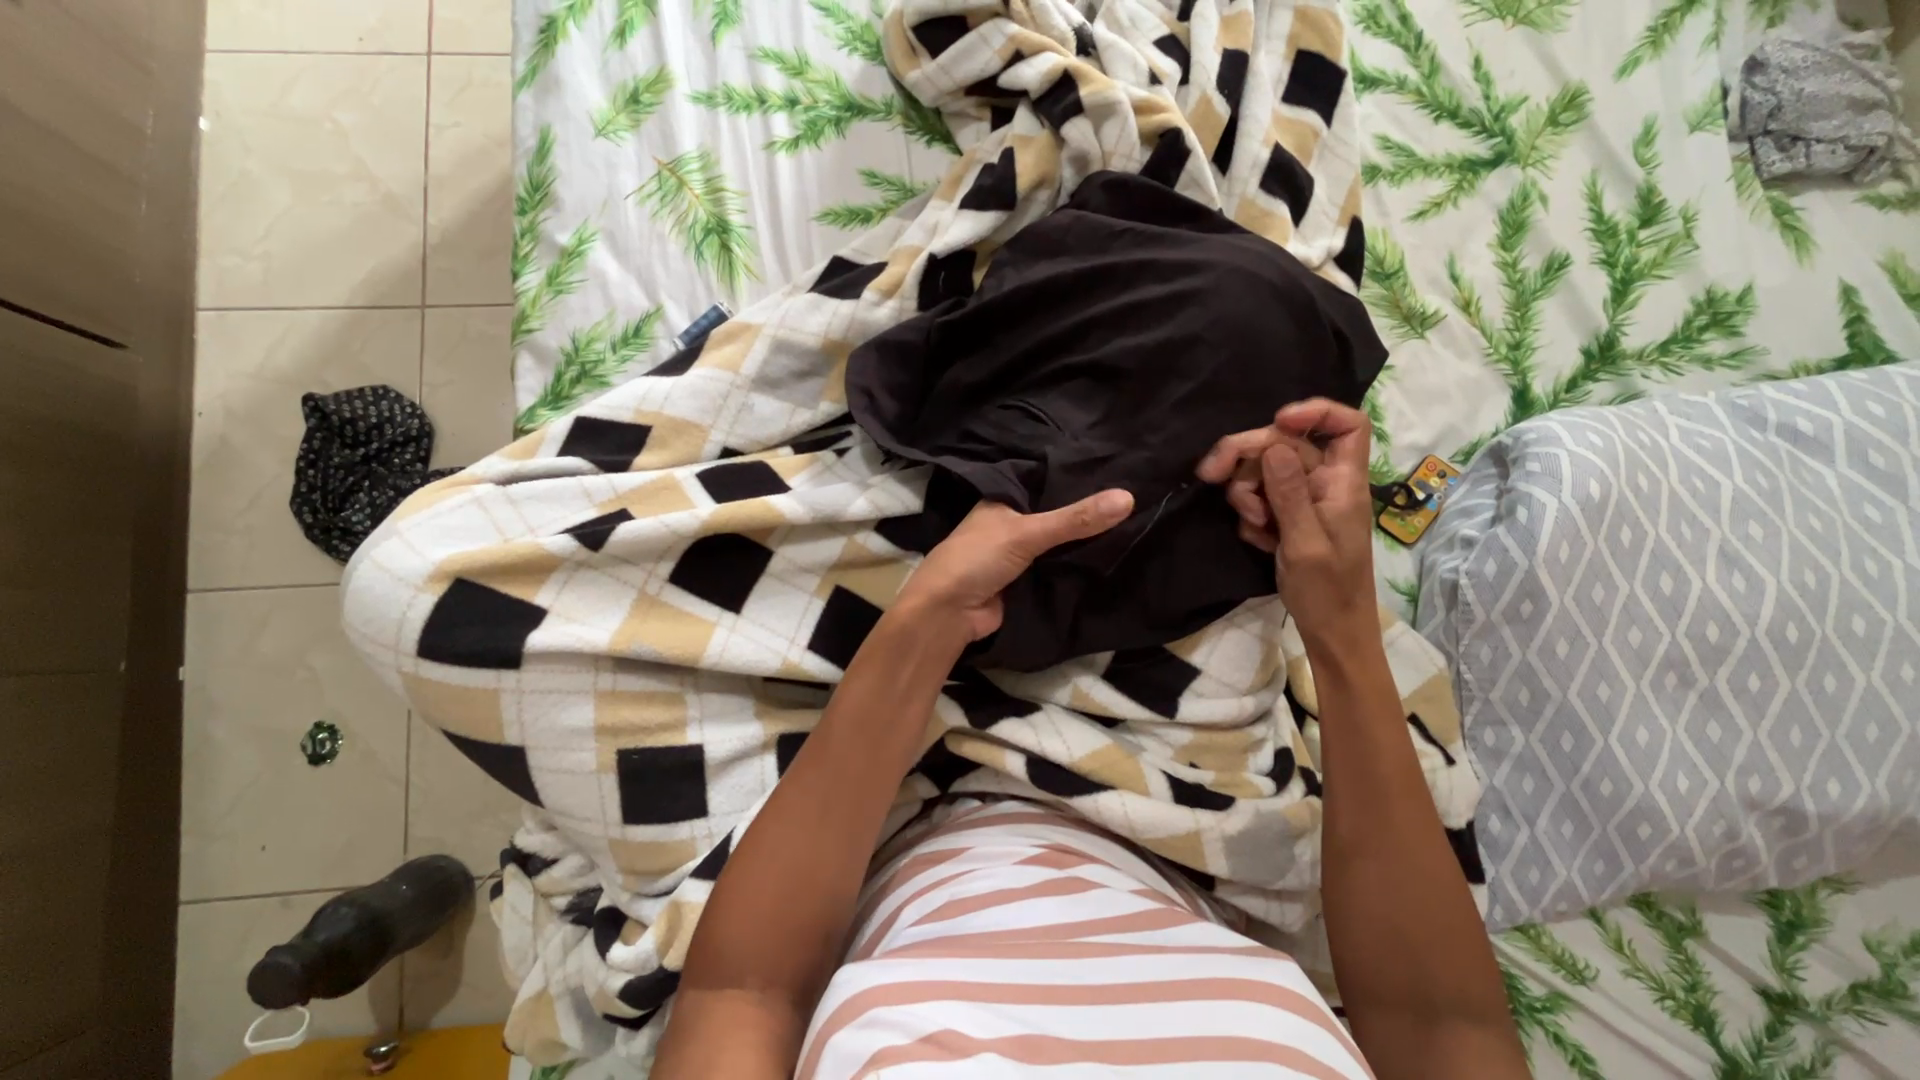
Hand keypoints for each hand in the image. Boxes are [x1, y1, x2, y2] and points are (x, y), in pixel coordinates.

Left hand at [895, 490, 1134, 640]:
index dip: (1079, 478)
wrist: (948, 614)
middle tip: (1138, 500)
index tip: (1122, 470)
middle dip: (1088, 513)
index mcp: (1004, 499)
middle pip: (1057, 515)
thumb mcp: (1027, 532)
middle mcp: (1012, 522)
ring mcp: (1019, 554)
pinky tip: (1114, 558)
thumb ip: (1075, 519)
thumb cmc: (977, 559)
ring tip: (1137, 524)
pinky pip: (1059, 569)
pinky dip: (1079, 567)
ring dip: (1086, 542)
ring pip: (1060, 543)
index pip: (1048, 482)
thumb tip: (1130, 497)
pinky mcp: (1027, 582)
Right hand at [1199, 399, 1376, 651]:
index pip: (1346, 426)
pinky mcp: (1288, 517)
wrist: (1331, 631)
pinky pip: (1260, 498)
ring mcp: (1304, 500)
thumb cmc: (1328, 592)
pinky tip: (1259, 539)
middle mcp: (1325, 483)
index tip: (1277, 420)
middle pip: (1285, 444)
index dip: (1315, 412)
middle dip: (1247, 455)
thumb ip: (1289, 494)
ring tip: (1253, 524)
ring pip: (1265, 471)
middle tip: (1210, 473)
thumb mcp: (1305, 545)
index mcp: (1343, 483)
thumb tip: (1274, 446)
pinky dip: (1251, 515)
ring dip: (1247, 492)